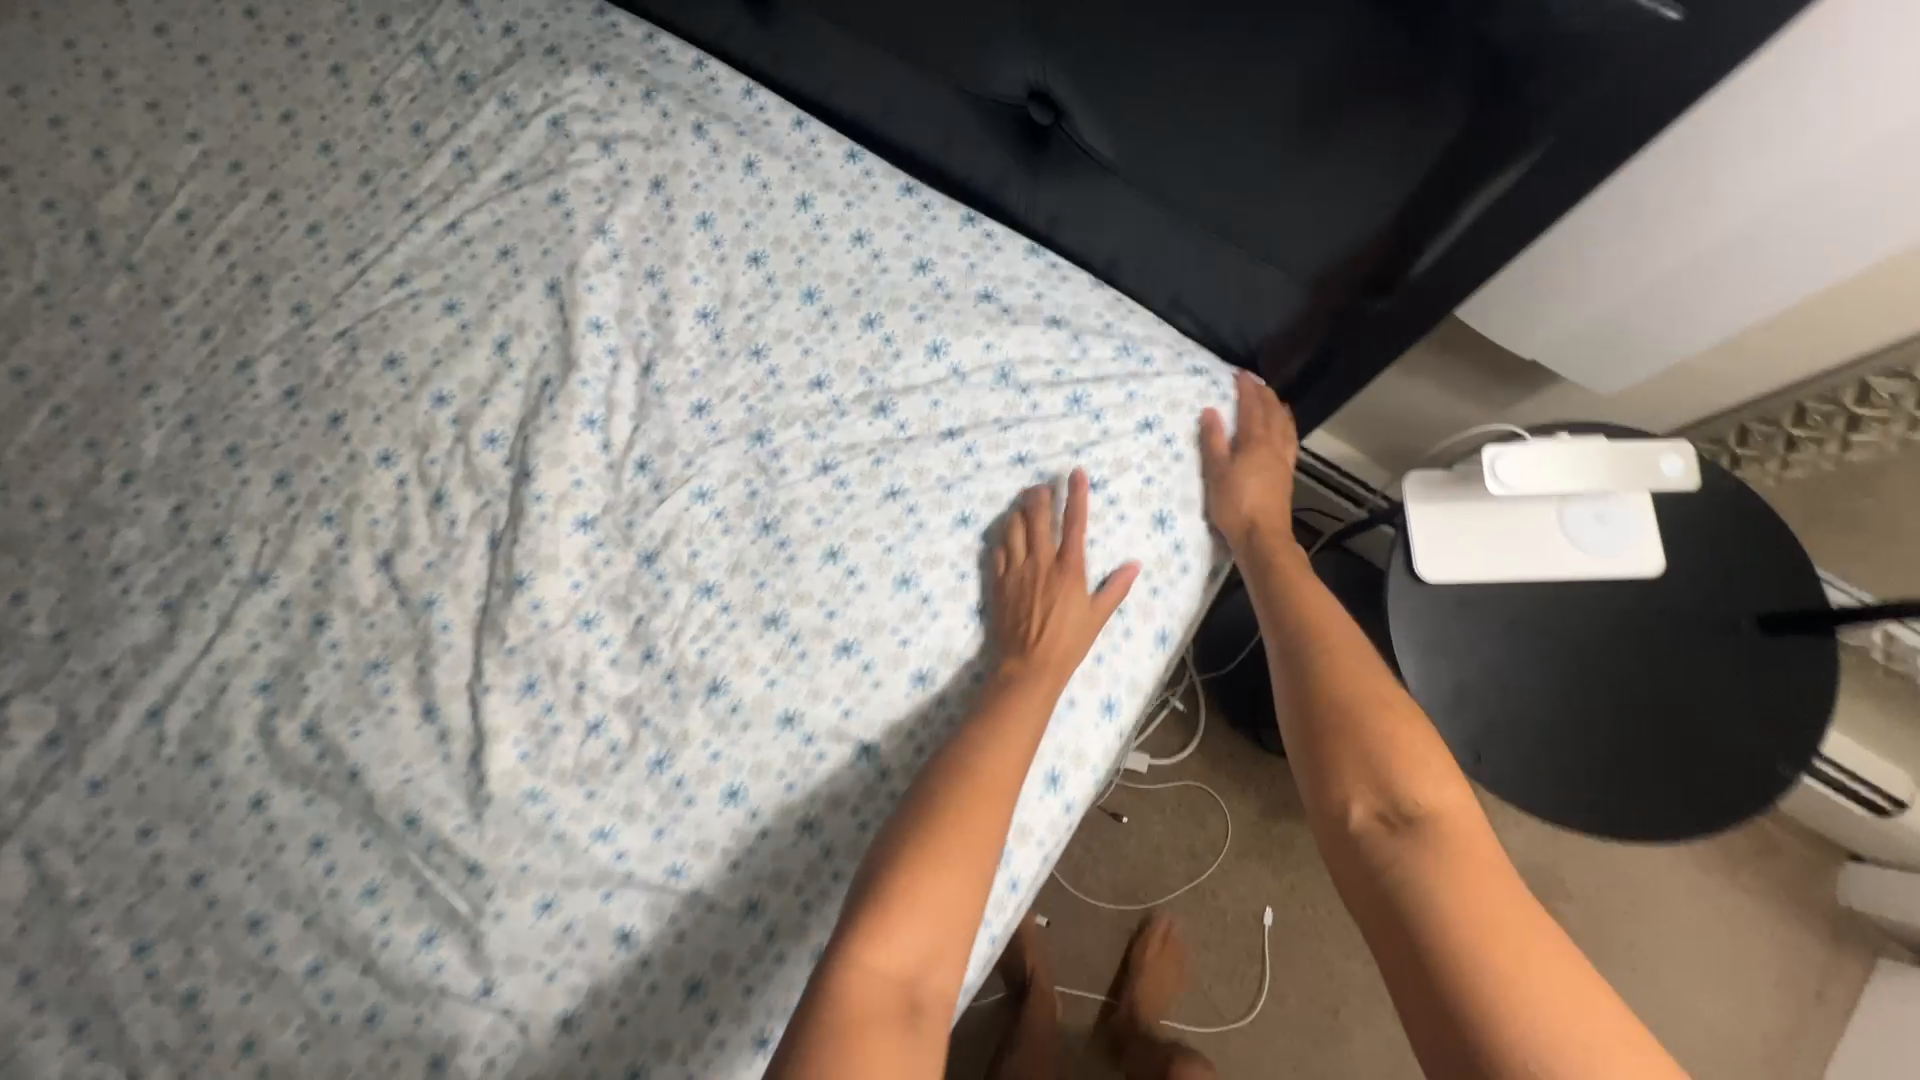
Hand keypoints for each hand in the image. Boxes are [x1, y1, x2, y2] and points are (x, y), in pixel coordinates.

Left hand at [989, 468, 1139, 687]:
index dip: (1076, 494)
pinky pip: (998, 550)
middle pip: (1037, 517)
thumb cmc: (1068, 643)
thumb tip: (1134, 565)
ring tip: (1022, 504)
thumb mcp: (1098, 617)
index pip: (1074, 522)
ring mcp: (1016, 570)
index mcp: (1069, 568)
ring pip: (1013, 528)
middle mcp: (1041, 562)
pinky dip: (1002, 538)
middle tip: (1041, 486)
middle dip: (1039, 496)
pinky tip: (1006, 535)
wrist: (1028, 665)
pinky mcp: (998, 582)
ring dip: (1018, 512)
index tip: (1075, 473)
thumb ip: (1116, 588)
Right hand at [1199, 370, 1299, 554]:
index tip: (1240, 374)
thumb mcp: (1216, 472)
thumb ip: (1213, 441)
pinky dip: (1286, 427)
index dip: (1246, 389)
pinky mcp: (1286, 474)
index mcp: (1255, 442)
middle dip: (1264, 395)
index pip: (1252, 407)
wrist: (1262, 536)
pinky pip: (1290, 440)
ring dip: (1278, 409)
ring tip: (1274, 400)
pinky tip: (1284, 432)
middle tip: (1255, 382)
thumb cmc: (1234, 505)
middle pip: (1272, 413)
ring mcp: (1284, 460)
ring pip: (1285, 426)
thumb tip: (1211, 411)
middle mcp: (1274, 445)